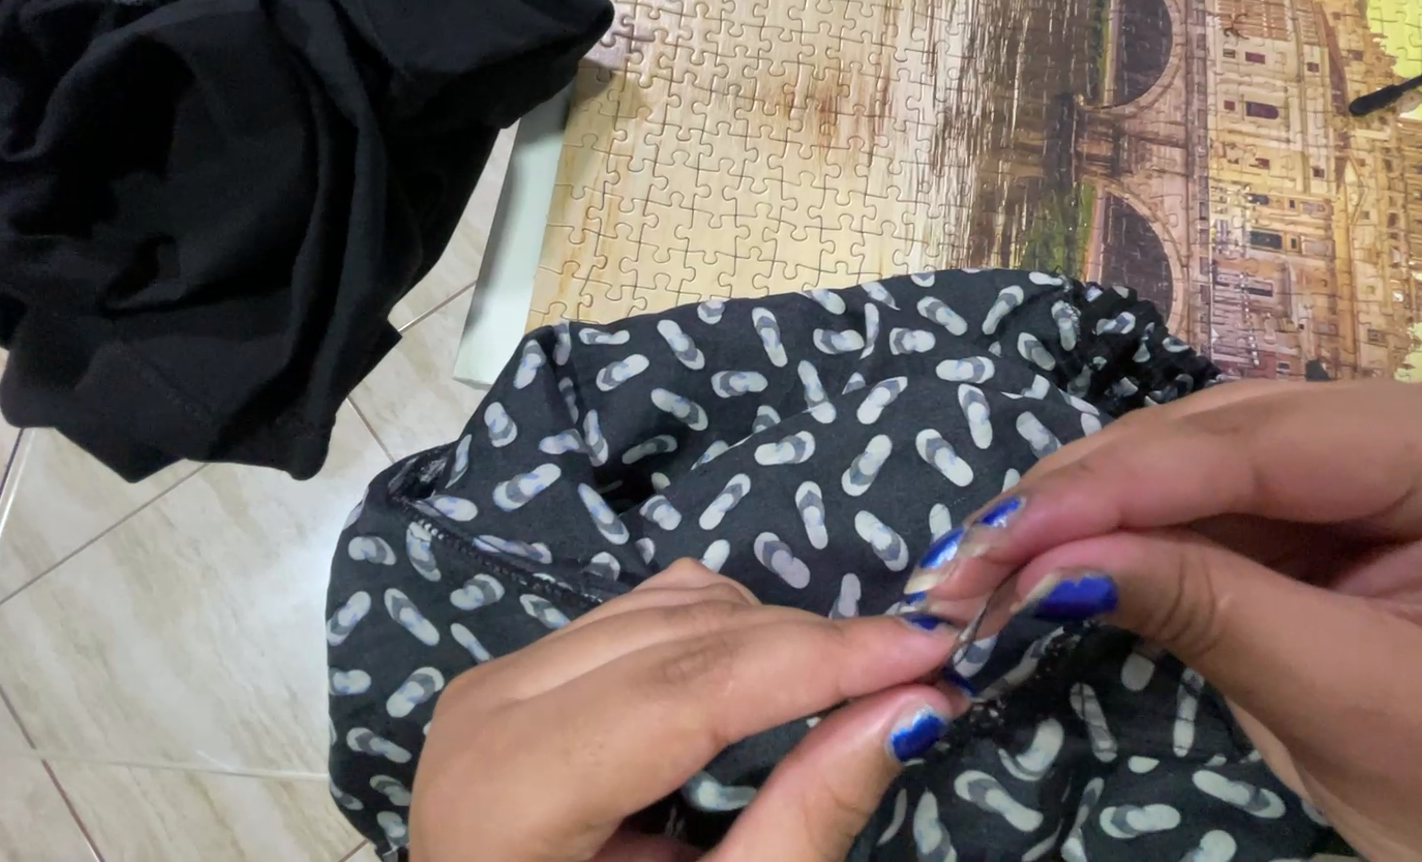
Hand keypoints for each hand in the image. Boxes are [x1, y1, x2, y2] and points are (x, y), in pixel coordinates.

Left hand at [409, 559, 964, 861]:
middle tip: (914, 662)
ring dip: (772, 631)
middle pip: (688, 636)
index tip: (927, 646)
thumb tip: (912, 709)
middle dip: (812, 642)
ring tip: (845, 677)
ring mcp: (505, 670)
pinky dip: (723, 622)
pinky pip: (648, 605)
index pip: (692, 689)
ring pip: (673, 604)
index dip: (819, 659)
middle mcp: (494, 700)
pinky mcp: (528, 660)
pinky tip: (761, 665)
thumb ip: (805, 816)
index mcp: (508, 788)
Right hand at [908, 380, 1421, 861]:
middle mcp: (1395, 426)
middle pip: (1202, 438)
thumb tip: (1045, 564)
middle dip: (1080, 496)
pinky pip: (1178, 500)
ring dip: (1076, 510)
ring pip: (1173, 458)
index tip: (1007, 531)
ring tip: (989, 553)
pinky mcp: (1291, 507)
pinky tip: (1046, 550)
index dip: (1119, 485)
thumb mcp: (1369, 714)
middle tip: (970, 553)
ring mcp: (1338, 462)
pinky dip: (1105, 531)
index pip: (1260, 447)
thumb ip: (1208, 613)